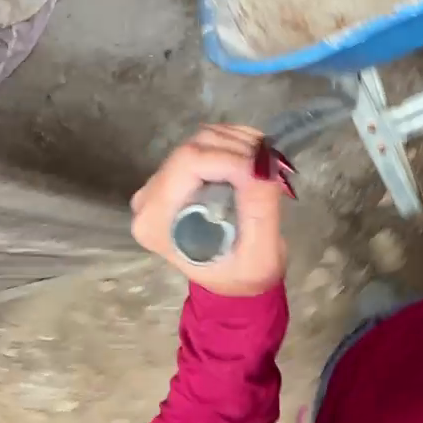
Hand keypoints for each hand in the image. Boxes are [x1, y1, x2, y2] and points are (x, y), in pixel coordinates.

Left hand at [130, 125, 287, 296]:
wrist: (236, 284)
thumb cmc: (244, 275)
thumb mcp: (260, 253)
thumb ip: (259, 210)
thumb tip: (262, 165)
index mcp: (157, 221)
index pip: (188, 163)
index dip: (231, 158)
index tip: (264, 172)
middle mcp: (149, 198)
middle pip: (194, 147)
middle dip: (239, 149)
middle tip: (272, 166)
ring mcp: (162, 183)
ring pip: (203, 138)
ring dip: (241, 142)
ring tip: (267, 164)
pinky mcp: (181, 174)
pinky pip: (208, 142)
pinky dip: (238, 141)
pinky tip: (258, 158)